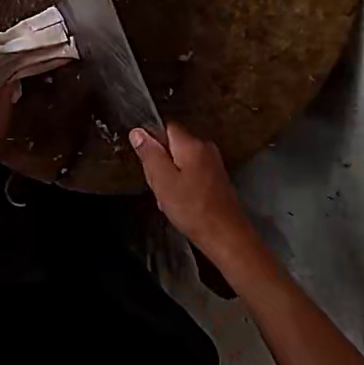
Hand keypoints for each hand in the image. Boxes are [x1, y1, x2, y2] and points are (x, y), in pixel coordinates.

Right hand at [130, 123, 262, 265]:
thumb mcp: (162, 180)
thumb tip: (138, 132)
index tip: (149, 163)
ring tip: (170, 197)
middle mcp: (205, 148)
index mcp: (191, 144)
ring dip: (170, 176)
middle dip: (161, 162)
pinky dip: (183, 184)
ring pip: (180, 160)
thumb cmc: (193, 210)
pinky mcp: (216, 178)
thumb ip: (149, 153)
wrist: (226, 236)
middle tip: (159, 184)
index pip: (164, 127)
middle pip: (172, 145)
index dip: (152, 143)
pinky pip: (191, 172)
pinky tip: (182, 202)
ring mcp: (213, 163)